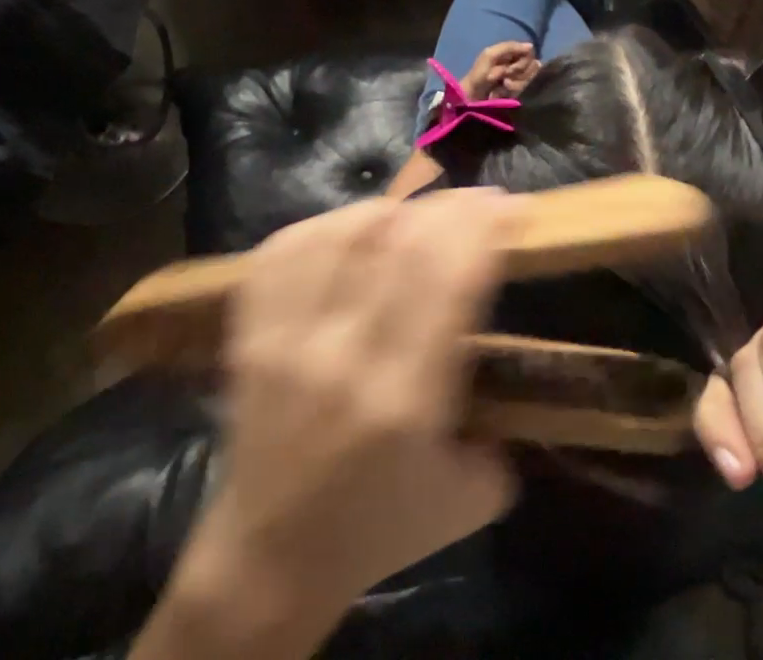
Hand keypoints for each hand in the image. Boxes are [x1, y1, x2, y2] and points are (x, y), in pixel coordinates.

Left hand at [183, 191, 519, 612]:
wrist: (271, 559)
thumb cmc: (382, 531)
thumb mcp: (474, 494)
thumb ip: (505, 422)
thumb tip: (513, 355)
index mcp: (401, 399)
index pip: (444, 277)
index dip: (483, 227)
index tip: (514, 208)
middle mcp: (338, 356)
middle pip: (397, 241)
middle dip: (452, 206)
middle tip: (482, 202)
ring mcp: (283, 339)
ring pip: (340, 232)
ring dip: (395, 210)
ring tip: (423, 216)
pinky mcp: (248, 335)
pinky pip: (286, 249)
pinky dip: (331, 224)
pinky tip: (359, 230)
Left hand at [462, 41, 538, 99]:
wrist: (473, 97)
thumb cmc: (479, 74)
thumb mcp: (490, 55)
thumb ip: (510, 47)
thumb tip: (531, 46)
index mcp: (512, 54)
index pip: (530, 53)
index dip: (522, 60)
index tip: (511, 65)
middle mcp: (519, 65)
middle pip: (533, 65)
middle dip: (518, 71)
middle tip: (505, 76)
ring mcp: (521, 80)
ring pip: (531, 78)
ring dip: (517, 82)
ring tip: (504, 85)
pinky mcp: (521, 92)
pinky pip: (527, 88)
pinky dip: (515, 89)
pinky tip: (505, 91)